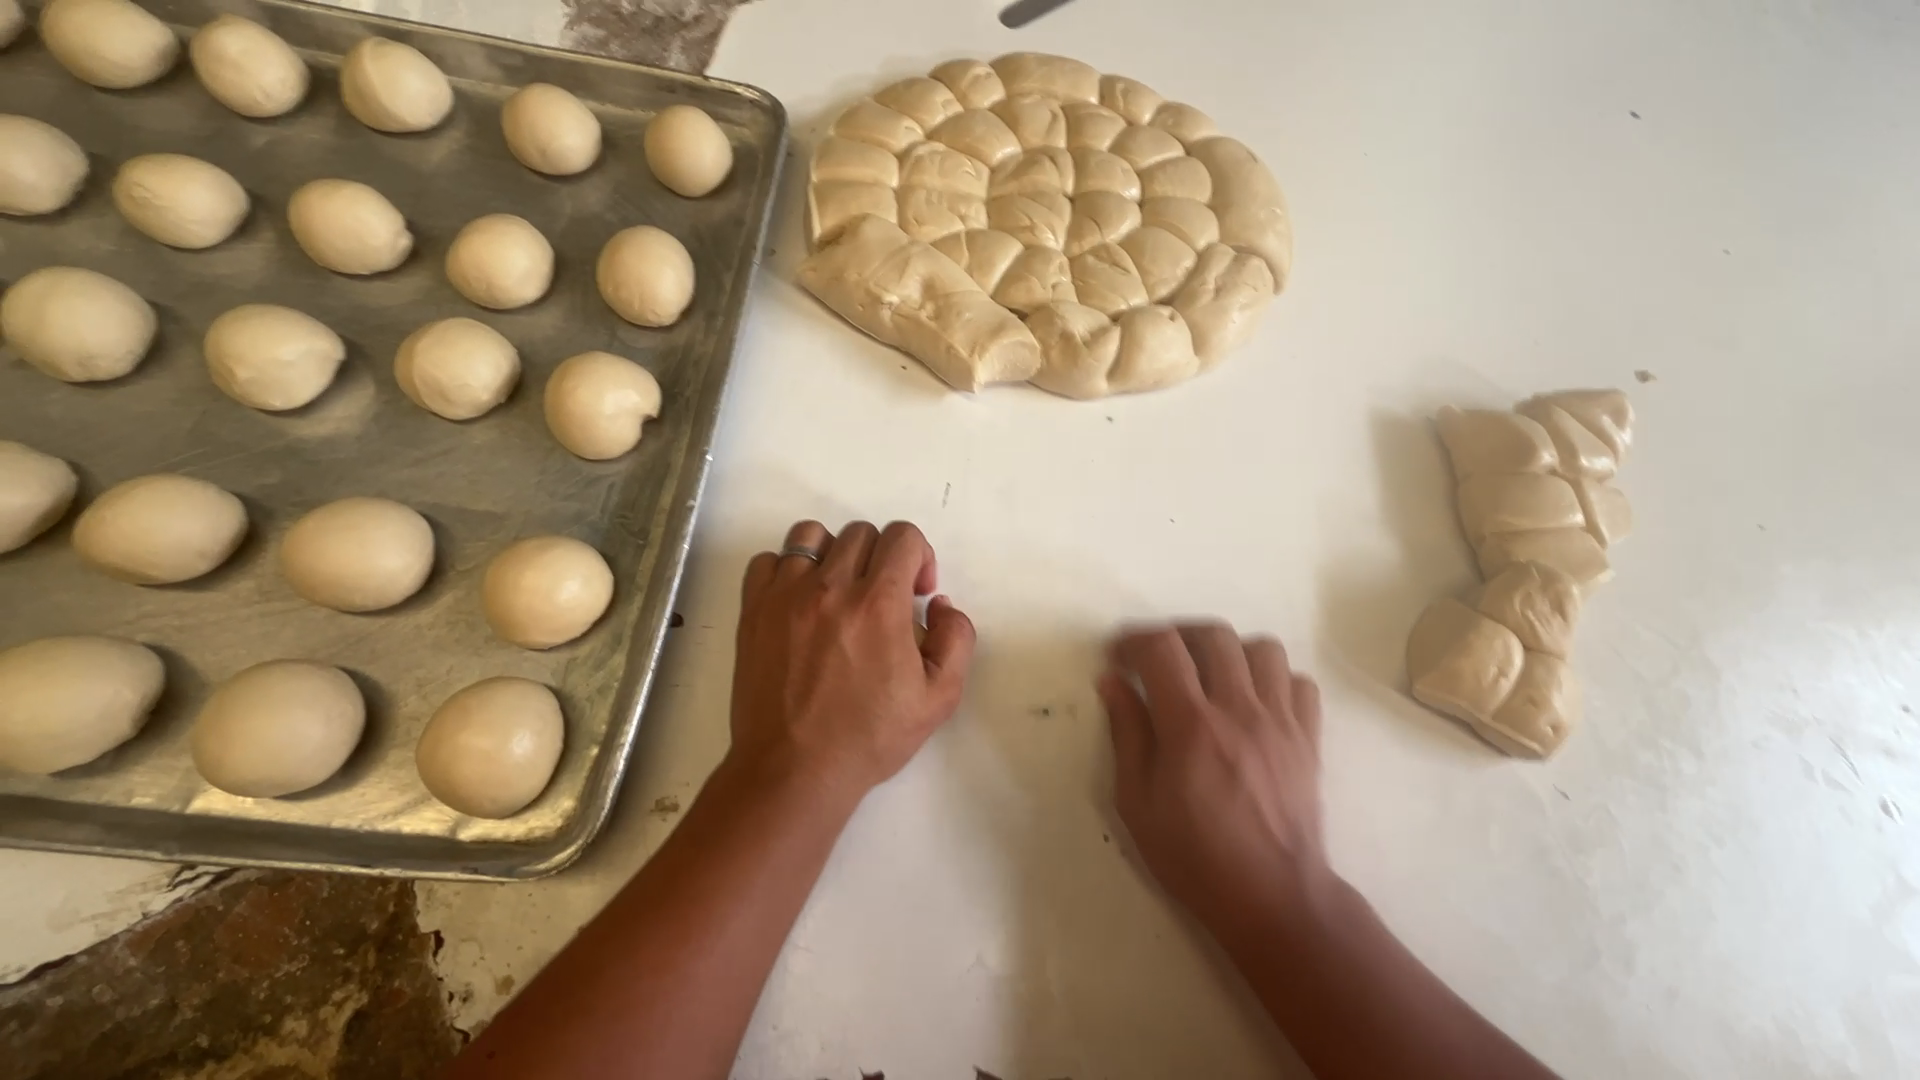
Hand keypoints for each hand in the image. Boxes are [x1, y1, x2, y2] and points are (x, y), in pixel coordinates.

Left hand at [729, 520, 975, 803]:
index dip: (920, 557)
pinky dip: (787, 571)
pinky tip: (799, 602)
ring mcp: (785, 596)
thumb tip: (939, 603)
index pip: (903, 536)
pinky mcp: (753, 611)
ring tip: (837, 592)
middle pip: (861, 532)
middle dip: (882, 558)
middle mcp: (830, 587)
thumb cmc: (869, 737)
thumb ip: (955, 638)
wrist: (794, 769)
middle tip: (882, 599)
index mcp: (878, 604)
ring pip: (811, 535)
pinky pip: (768, 561)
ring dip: (833, 555)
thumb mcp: (939, 698)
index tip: (916, 593)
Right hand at [1100, 622, 1329, 937]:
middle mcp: (1239, 709)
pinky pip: (1299, 683)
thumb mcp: (1137, 802)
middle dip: (1177, 635)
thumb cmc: (1193, 856)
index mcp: (1190, 724)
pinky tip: (1254, 703)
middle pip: (1213, 635)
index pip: (1161, 648)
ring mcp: (1281, 721)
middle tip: (1158, 660)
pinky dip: (1274, 680)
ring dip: (1230, 652)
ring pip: (1263, 649)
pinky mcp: (1308, 739)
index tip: (1118, 657)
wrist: (1273, 897)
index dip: (1133, 640)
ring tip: (1211, 677)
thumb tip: (1112, 682)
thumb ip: (1126, 734)